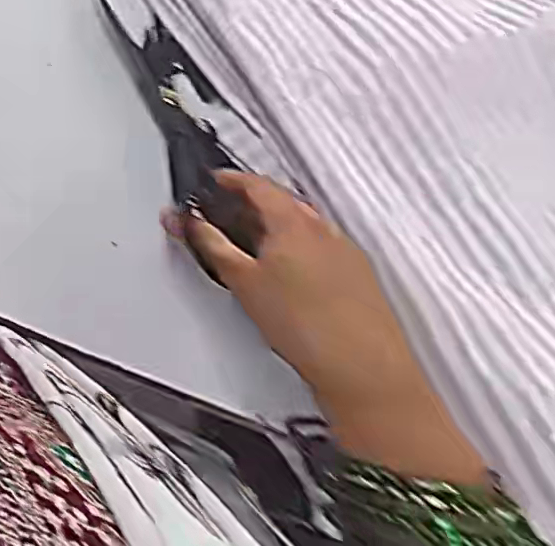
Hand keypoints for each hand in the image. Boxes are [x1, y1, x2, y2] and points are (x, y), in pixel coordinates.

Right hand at [167, 171, 488, 483]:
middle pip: (282, 201)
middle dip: (249, 202)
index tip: (215, 180)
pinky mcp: (358, 278)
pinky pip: (320, 246)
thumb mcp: (240, 278)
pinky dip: (294, 246)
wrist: (366, 376)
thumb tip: (188, 222)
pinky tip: (280, 271)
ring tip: (247, 242)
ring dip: (272, 224)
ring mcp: (347, 255)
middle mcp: (326, 232)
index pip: (258, 184)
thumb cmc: (310, 328)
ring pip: (302, 224)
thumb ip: (208, 242)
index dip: (230, 179)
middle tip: (222, 209)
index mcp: (295, 223)